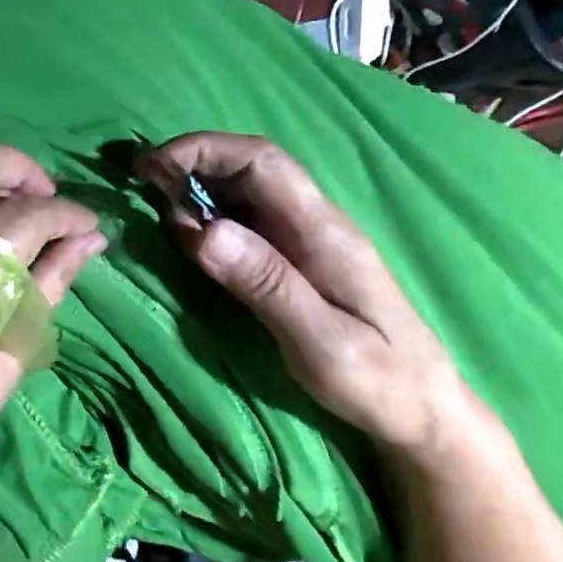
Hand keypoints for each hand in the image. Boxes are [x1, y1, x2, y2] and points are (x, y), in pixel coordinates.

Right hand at [138, 133, 495, 462]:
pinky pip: (244, 218)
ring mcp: (304, 238)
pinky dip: (206, 212)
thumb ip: (266, 284)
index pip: (262, 162)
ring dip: (195, 184)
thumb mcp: (323, 345)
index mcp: (323, 231)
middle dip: (191, 161)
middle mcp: (313, 221)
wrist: (424, 410)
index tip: (152, 167)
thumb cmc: (379, 382)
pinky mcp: (294, 256)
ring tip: (150, 200)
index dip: (203, 151)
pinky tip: (183, 229)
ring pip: (244, 189)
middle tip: (138, 181)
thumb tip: (201, 229)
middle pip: (249, 166)